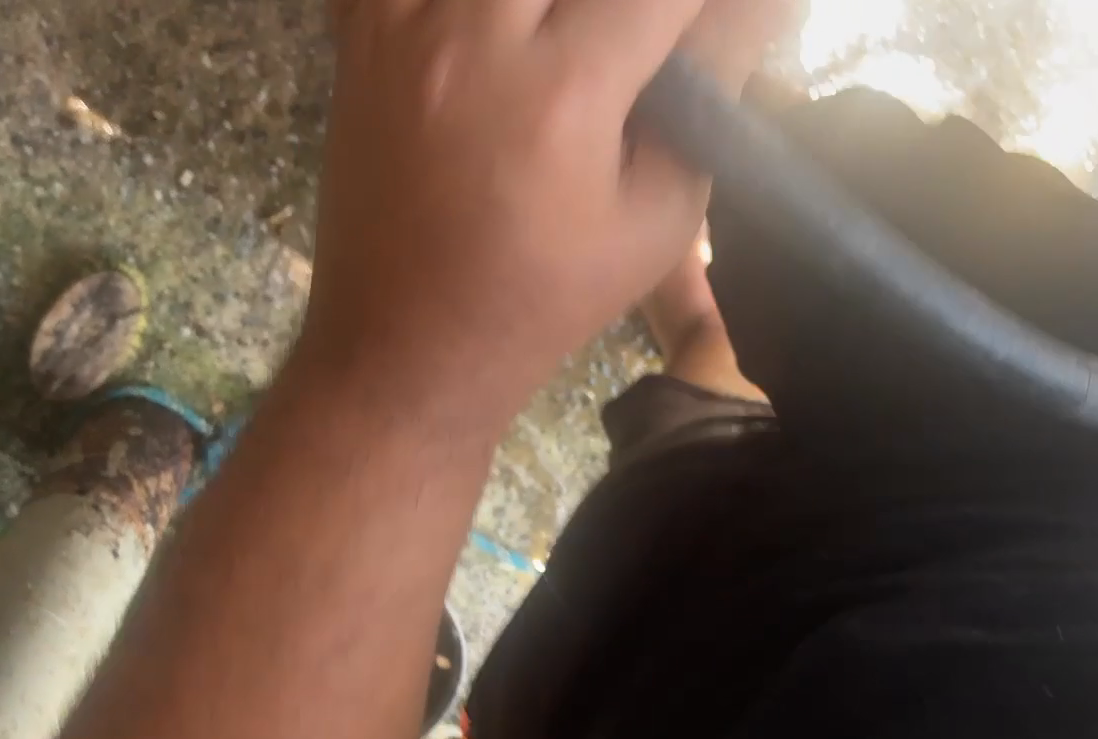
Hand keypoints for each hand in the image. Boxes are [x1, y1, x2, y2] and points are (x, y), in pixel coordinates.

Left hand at [313, 0, 793, 419]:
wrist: (416, 344)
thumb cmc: (543, 303)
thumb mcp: (653, 235)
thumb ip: (700, 125)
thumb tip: (735, 30)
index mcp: (564, 95)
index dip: (698, 7)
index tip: (707, 29)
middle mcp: (478, 36)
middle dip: (624, 6)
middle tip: (631, 47)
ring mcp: (407, 26)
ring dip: (547, 5)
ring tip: (563, 47)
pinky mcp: (362, 37)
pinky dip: (469, 0)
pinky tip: (491, 36)